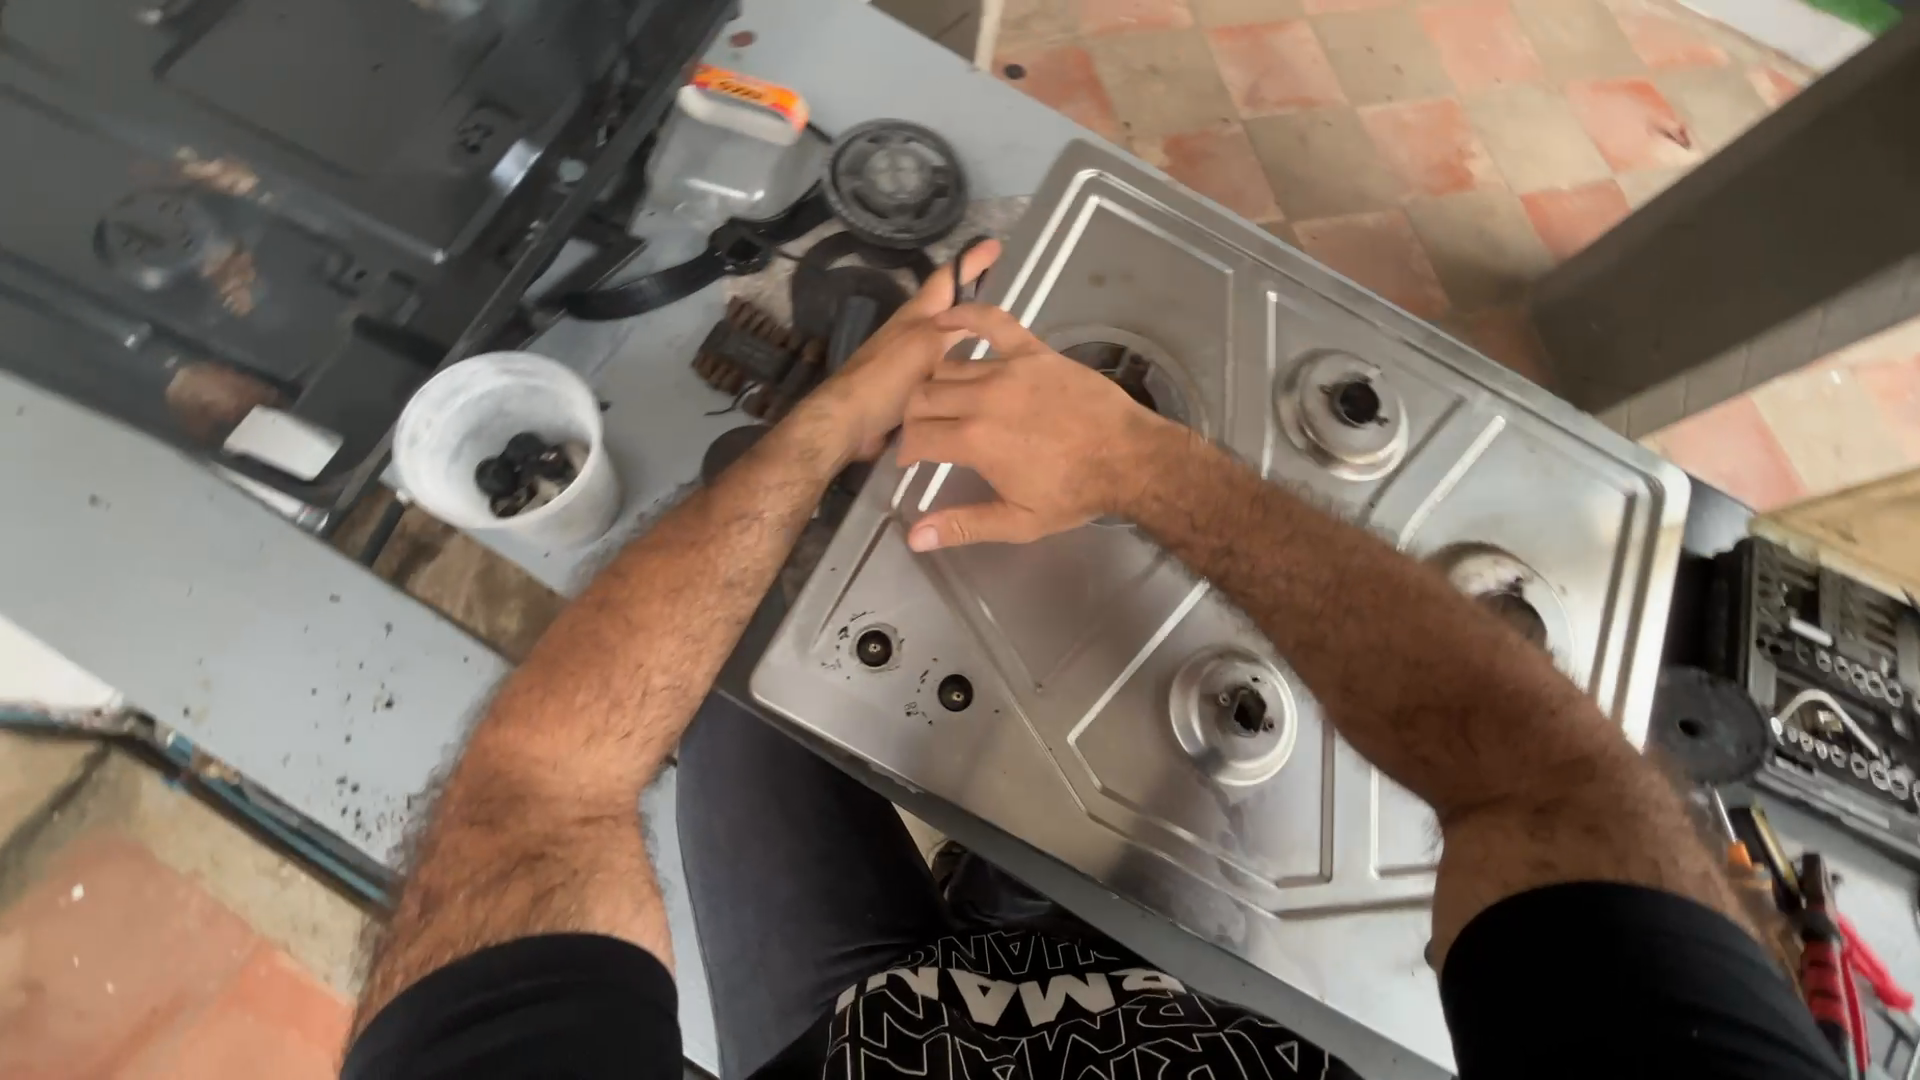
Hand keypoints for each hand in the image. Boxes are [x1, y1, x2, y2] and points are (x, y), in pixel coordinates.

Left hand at [793, 239, 1002, 466]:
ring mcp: (910, 363)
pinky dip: (961, 370)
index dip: (969, 263)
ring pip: (948, 342)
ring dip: (968, 334)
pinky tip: (976, 379)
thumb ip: (951, 328)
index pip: (947, 280)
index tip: (993, 245)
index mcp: (917, 316)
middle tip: (1001, 295)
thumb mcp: (923, 345)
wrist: (850, 423)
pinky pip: (944, 374)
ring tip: (999, 337)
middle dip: (972, 298)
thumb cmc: (885, 378)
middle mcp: (914, 334)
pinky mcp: (910, 390)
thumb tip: (979, 316)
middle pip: (948, 309)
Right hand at [895, 304, 1184, 550]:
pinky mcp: (1033, 352)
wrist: (1128, 458)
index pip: (917, 435)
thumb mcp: (1018, 522)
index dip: (907, 450)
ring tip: (941, 400)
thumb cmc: (1074, 493)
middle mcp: (982, 398)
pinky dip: (966, 315)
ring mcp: (1008, 369)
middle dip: (914, 418)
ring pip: (949, 367)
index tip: (913, 460)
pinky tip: (947, 317)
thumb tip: (914, 537)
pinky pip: (993, 323)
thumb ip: (962, 526)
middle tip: (924, 433)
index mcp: (974, 441)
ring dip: (936, 384)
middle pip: (923, 397)